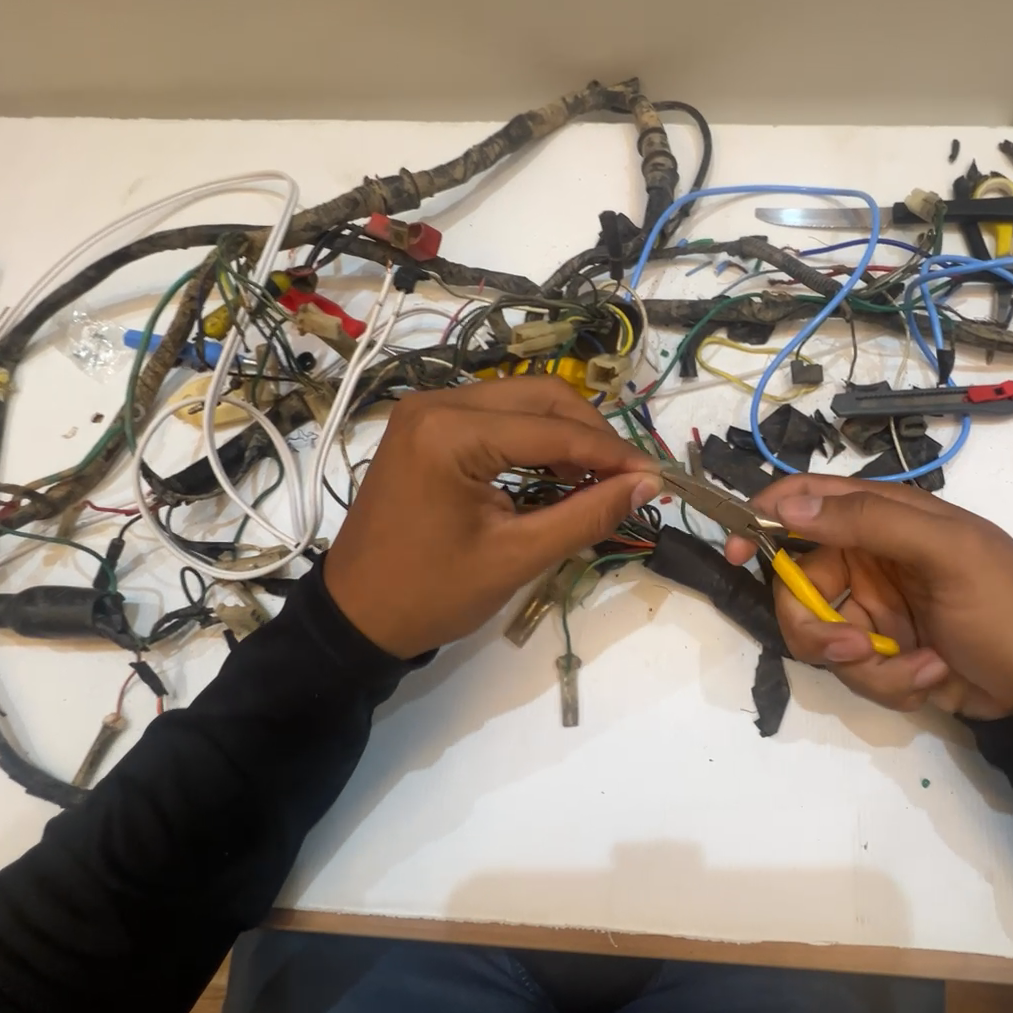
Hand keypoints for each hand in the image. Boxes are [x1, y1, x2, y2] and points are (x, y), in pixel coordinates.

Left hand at [324, 377, 660, 657]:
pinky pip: (498, 416)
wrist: (356, 615)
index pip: (553, 430)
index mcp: (450, 432)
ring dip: (567, 433)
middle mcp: (437, 402)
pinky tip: (559, 470)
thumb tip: (647, 484)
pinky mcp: (427, 426)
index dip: (612, 453)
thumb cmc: (431, 593)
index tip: (656, 476)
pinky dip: (536, 439)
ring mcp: (428, 410)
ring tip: (599, 477)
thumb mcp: (516, 557)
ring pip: (522, 401)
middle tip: (629, 476)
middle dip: (592, 435)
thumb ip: (586, 515)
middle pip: (541, 397)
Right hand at [726, 475, 1012, 719]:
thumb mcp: (947, 554)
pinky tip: (931, 676)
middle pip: (797, 584)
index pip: (807, 500)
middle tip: (854, 650)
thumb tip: (789, 505)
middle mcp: (867, 559)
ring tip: (916, 668)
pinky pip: (849, 668)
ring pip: (819, 635)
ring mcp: (870, 607)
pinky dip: (887, 680)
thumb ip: (870, 521)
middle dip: (818, 627)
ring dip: (864, 664)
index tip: (737, 551)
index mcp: (884, 518)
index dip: (764, 518)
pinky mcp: (877, 651)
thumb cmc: (1005, 609)